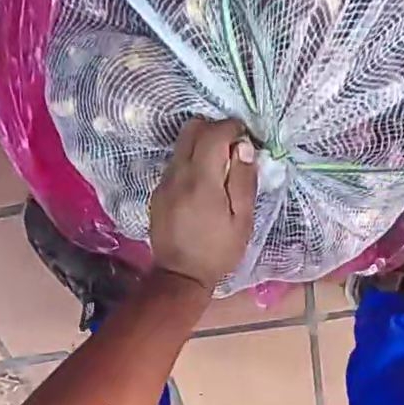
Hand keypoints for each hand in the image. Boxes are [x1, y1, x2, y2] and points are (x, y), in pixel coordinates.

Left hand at [150, 118, 258, 291]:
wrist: (180, 276)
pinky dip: (191, 162)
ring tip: (219, 168)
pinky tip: (203, 185)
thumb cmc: (218, 251)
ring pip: (182, 145)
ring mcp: (164, 182)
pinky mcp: (158, 191)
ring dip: (202, 145)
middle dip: (215, 130)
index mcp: (201, 180)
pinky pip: (175, 164)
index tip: (245, 139)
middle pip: (192, 129)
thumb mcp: (242, 220)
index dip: (232, 128)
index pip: (214, 132)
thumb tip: (244, 147)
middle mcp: (178, 174)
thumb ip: (243, 180)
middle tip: (232, 149)